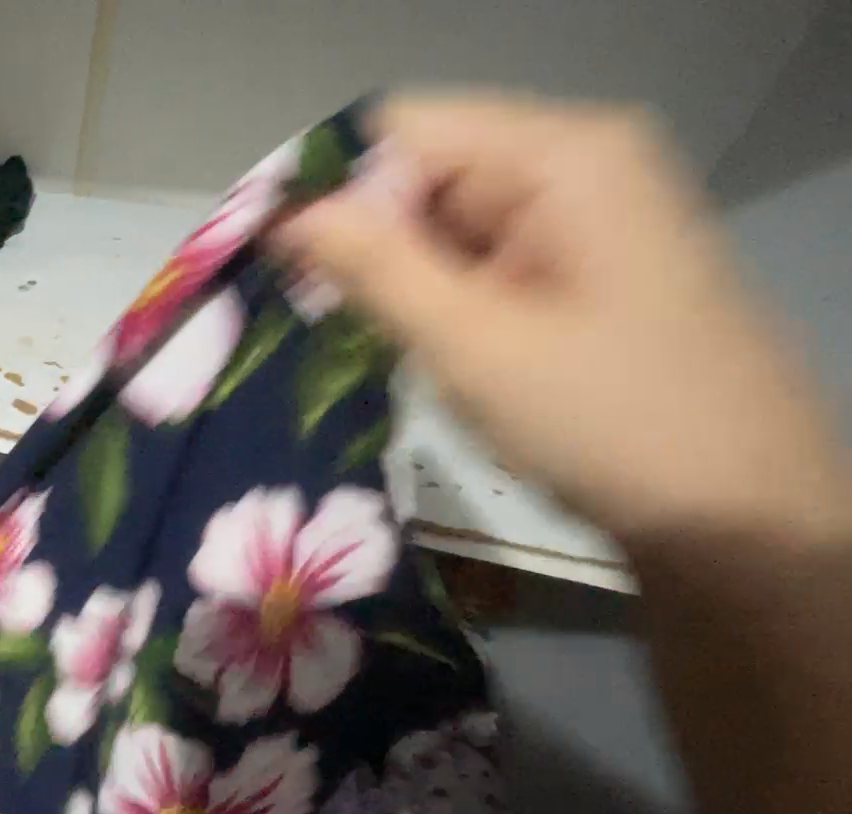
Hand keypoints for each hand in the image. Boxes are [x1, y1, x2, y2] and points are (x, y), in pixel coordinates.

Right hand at [274, 92, 850, 540]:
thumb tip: (281, 215)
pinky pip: (458, 257)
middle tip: (286, 302)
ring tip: (323, 325)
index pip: (399, 131)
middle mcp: (567, 166)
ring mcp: (567, 218)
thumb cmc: (607, 419)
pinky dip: (410, 291)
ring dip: (373, 269)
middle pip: (414, 171)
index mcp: (560, 157)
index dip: (320, 182)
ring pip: (429, 218)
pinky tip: (382, 334)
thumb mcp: (472, 341)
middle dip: (344, 232)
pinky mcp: (559, 267)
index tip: (258, 252)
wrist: (731, 506)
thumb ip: (373, 267)